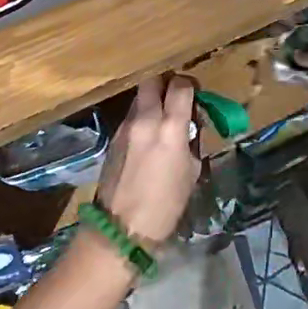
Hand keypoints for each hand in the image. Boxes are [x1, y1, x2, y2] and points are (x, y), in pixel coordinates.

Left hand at [94, 74, 199, 242]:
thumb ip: (191, 141)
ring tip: (162, 118)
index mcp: (170, 128)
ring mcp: (124, 127)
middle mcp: (145, 120)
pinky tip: (148, 136)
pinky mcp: (112, 138)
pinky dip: (142, 118)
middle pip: (153, 81)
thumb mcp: (191, 171)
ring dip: (152, 100)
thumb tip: (189, 127)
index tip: (195, 93)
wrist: (123, 227)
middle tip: (176, 96)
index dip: (190, 85)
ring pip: (140, 98)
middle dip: (166, 83)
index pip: (180, 86)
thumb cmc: (167, 204)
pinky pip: (130, 116)